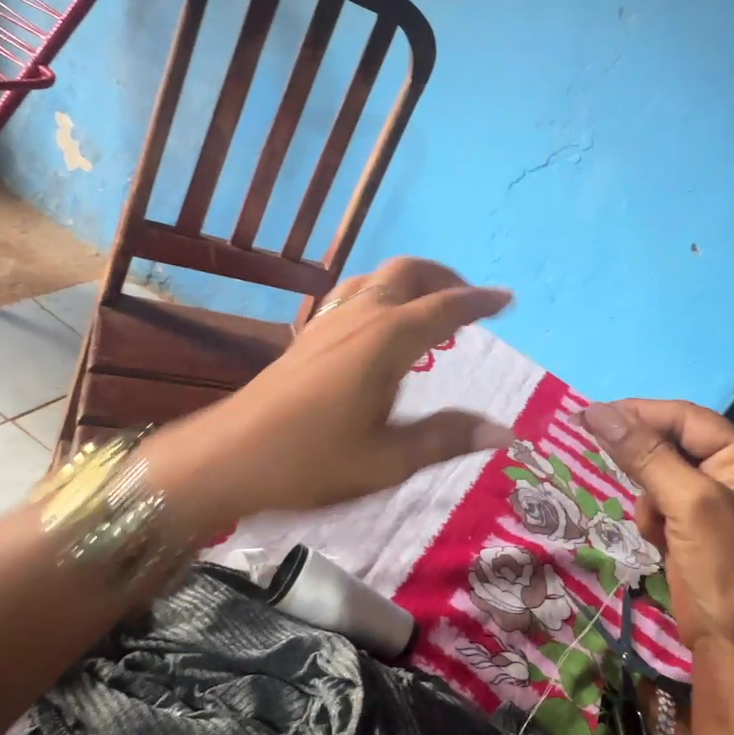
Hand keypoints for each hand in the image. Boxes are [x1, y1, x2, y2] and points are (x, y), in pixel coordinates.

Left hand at [151, 257, 515, 520]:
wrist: (227, 458)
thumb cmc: (312, 462)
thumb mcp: (388, 460)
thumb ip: (447, 438)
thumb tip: (506, 431)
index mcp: (387, 340)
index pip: (446, 308)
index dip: (480, 302)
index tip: (506, 299)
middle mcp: (360, 317)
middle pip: (409, 273)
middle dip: (445, 278)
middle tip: (471, 300)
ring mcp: (329, 322)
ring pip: (377, 278)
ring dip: (411, 281)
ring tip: (430, 306)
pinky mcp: (308, 335)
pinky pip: (354, 293)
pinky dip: (382, 293)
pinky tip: (378, 324)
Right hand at [579, 399, 733, 662]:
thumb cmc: (725, 574)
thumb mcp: (688, 505)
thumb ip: (645, 453)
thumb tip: (595, 410)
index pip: (685, 417)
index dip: (637, 414)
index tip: (587, 417)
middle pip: (674, 442)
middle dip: (644, 464)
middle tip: (610, 470)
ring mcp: (723, 501)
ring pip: (663, 473)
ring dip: (649, 496)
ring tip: (654, 527)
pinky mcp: (704, 528)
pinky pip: (665, 502)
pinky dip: (654, 518)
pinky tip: (659, 542)